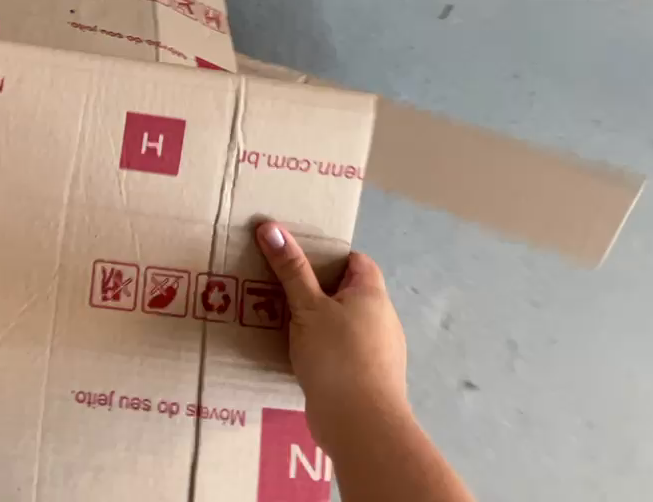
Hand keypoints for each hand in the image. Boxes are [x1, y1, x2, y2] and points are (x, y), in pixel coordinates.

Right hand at [255, 222, 408, 443]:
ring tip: (279, 314)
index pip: (358, 262)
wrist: (361, 426)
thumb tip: (271, 226)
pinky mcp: (365, 378)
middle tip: (279, 280)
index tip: (298, 256)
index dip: (330, 254)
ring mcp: (377, 353)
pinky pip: (340, 349)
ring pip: (343, 322)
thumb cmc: (337, 355)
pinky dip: (320, 345)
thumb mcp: (307, 306)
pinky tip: (294, 349)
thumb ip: (290, 268)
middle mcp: (382, 321)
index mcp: (372, 297)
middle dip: (316, 285)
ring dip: (316, 318)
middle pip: (348, 291)